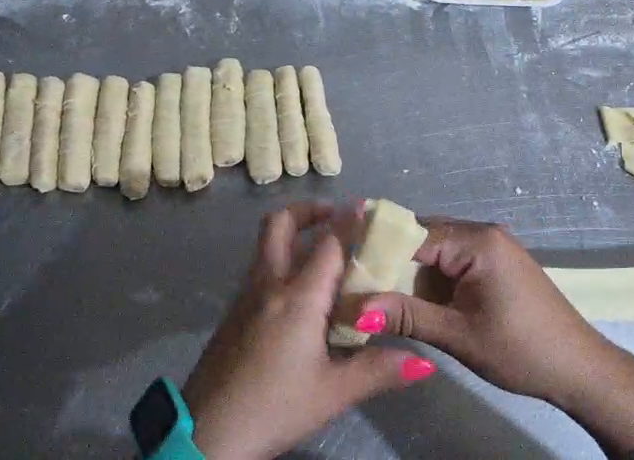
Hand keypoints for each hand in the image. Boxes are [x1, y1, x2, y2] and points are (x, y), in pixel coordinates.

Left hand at [181, 202, 437, 459]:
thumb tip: (425, 364)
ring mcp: (246, 294)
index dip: (348, 221)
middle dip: (308, 211)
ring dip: (294, 232)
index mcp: (297, 297)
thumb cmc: (275, 407)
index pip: (327, 244)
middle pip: (281, 224)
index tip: (367, 205)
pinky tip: (302, 289)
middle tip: (335, 216)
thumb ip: (378, 371)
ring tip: (324, 249)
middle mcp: (269, 284)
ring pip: (267, 243)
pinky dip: (283, 258)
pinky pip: (261, 267)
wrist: (208, 429)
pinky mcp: (235, 310)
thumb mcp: (333, 394)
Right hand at [356, 218, 615, 406]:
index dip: (378, 250)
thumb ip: (407, 316)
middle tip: (359, 283)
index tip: (347, 267)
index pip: (412, 234)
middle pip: (422, 236)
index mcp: (476, 241)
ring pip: (435, 249)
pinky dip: (433, 276)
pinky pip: (453, 258)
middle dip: (392, 260)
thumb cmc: (521, 351)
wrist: (582, 370)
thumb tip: (356, 309)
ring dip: (411, 270)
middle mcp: (483, 231)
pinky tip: (416, 298)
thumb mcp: (458, 335)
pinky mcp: (497, 262)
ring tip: (380, 292)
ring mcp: (493, 245)